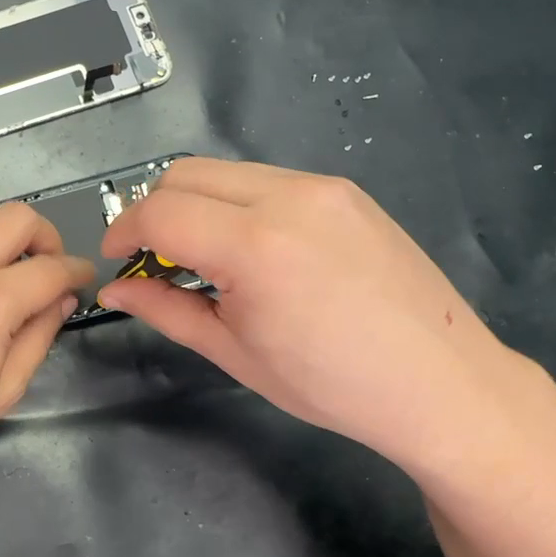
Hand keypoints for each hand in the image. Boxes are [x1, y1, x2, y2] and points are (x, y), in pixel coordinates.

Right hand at [98, 158, 539, 469]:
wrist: (440, 383)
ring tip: (203, 259)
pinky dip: (235, 205)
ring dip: (194, 205)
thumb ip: (165, 309)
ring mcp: (324, 188)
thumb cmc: (328, 383)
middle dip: (152, 211)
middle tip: (153, 261)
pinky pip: (267, 181)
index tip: (116, 261)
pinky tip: (250, 252)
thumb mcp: (232, 352)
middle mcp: (288, 197)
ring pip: (226, 172)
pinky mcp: (346, 192)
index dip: (123, 232)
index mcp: (255, 246)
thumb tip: (114, 288)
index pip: (160, 212)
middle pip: (185, 174)